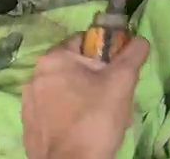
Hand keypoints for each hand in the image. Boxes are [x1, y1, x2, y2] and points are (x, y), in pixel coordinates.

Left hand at [22, 32, 150, 158]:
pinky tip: (85, 130)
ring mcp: (29, 105)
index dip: (106, 53)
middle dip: (97, 79)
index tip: (117, 72)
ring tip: (102, 117)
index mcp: (53, 59)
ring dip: (84, 97)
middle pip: (76, 67)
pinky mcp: (29, 129)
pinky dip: (70, 116)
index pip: (85, 41)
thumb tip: (140, 39)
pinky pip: (55, 112)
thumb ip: (133, 54)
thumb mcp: (122, 81)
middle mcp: (35, 77)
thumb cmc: (95, 120)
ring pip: (66, 90)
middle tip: (113, 97)